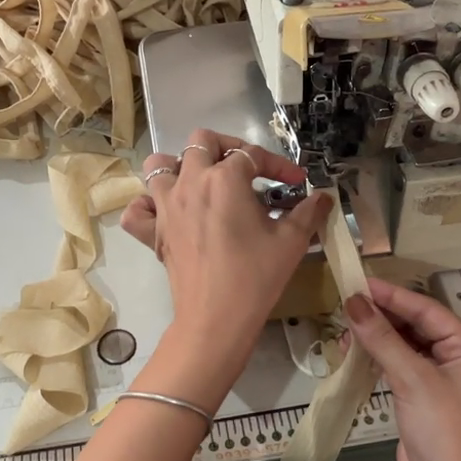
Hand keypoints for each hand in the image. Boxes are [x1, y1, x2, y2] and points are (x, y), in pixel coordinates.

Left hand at [121, 130, 330, 389]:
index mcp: (225, 179)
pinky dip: (147, 205)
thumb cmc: (256, 276)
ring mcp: (166, 206)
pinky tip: (166, 212)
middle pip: (202, 142)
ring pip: (159, 165)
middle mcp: (190, 182)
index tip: (297, 182)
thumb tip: (323, 198)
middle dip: (227, 148)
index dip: (279, 165)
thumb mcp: (291, 240)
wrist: (217, 318)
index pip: (253, 155)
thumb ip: (309, 212)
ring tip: (201, 182)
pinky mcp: (153, 232)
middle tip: (246, 170)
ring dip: (180, 166)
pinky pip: (137, 209)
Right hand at [343, 278, 460, 460]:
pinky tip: (354, 350)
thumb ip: (383, 339)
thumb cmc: (444, 434)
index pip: (429, 312)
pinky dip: (378, 358)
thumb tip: (354, 301)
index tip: (359, 282)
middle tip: (346, 300)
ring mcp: (442, 381)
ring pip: (406, 346)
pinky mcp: (423, 400)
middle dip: (383, 316)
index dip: (393, 296)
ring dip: (377, 337)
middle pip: (418, 326)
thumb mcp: (414, 381)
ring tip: (345, 324)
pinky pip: (399, 367)